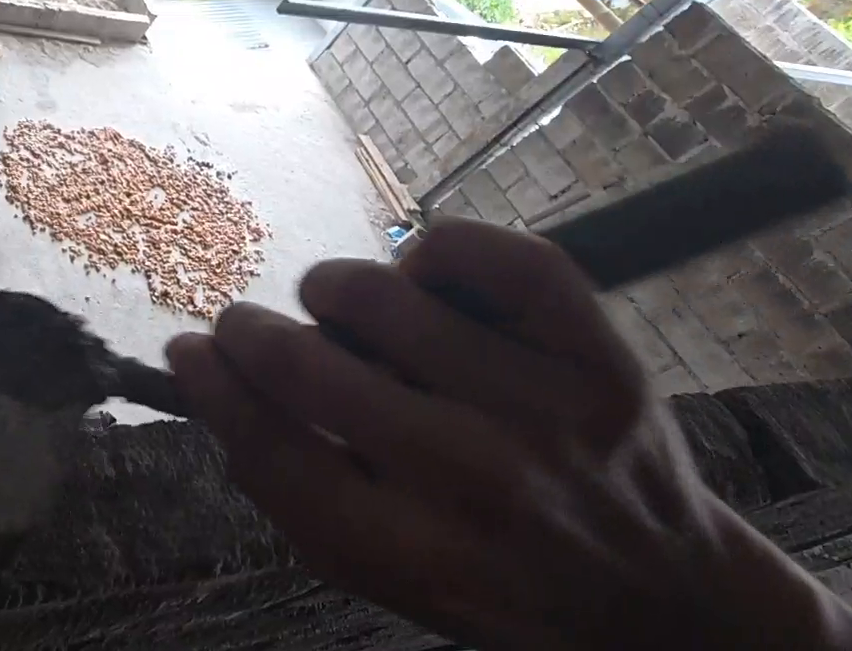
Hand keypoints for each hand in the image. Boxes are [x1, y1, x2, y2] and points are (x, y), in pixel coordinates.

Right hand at [167, 221, 851, 650]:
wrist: (665, 600)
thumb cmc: (482, 577)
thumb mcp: (368, 565)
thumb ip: (277, 476)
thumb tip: (201, 369)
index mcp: (407, 550)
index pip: (266, 444)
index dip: (208, 382)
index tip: (186, 349)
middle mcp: (477, 481)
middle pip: (304, 362)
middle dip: (248, 331)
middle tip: (249, 330)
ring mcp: (544, 409)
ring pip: (375, 294)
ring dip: (331, 293)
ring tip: (351, 320)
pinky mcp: (597, 350)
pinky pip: (477, 252)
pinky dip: (428, 253)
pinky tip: (426, 288)